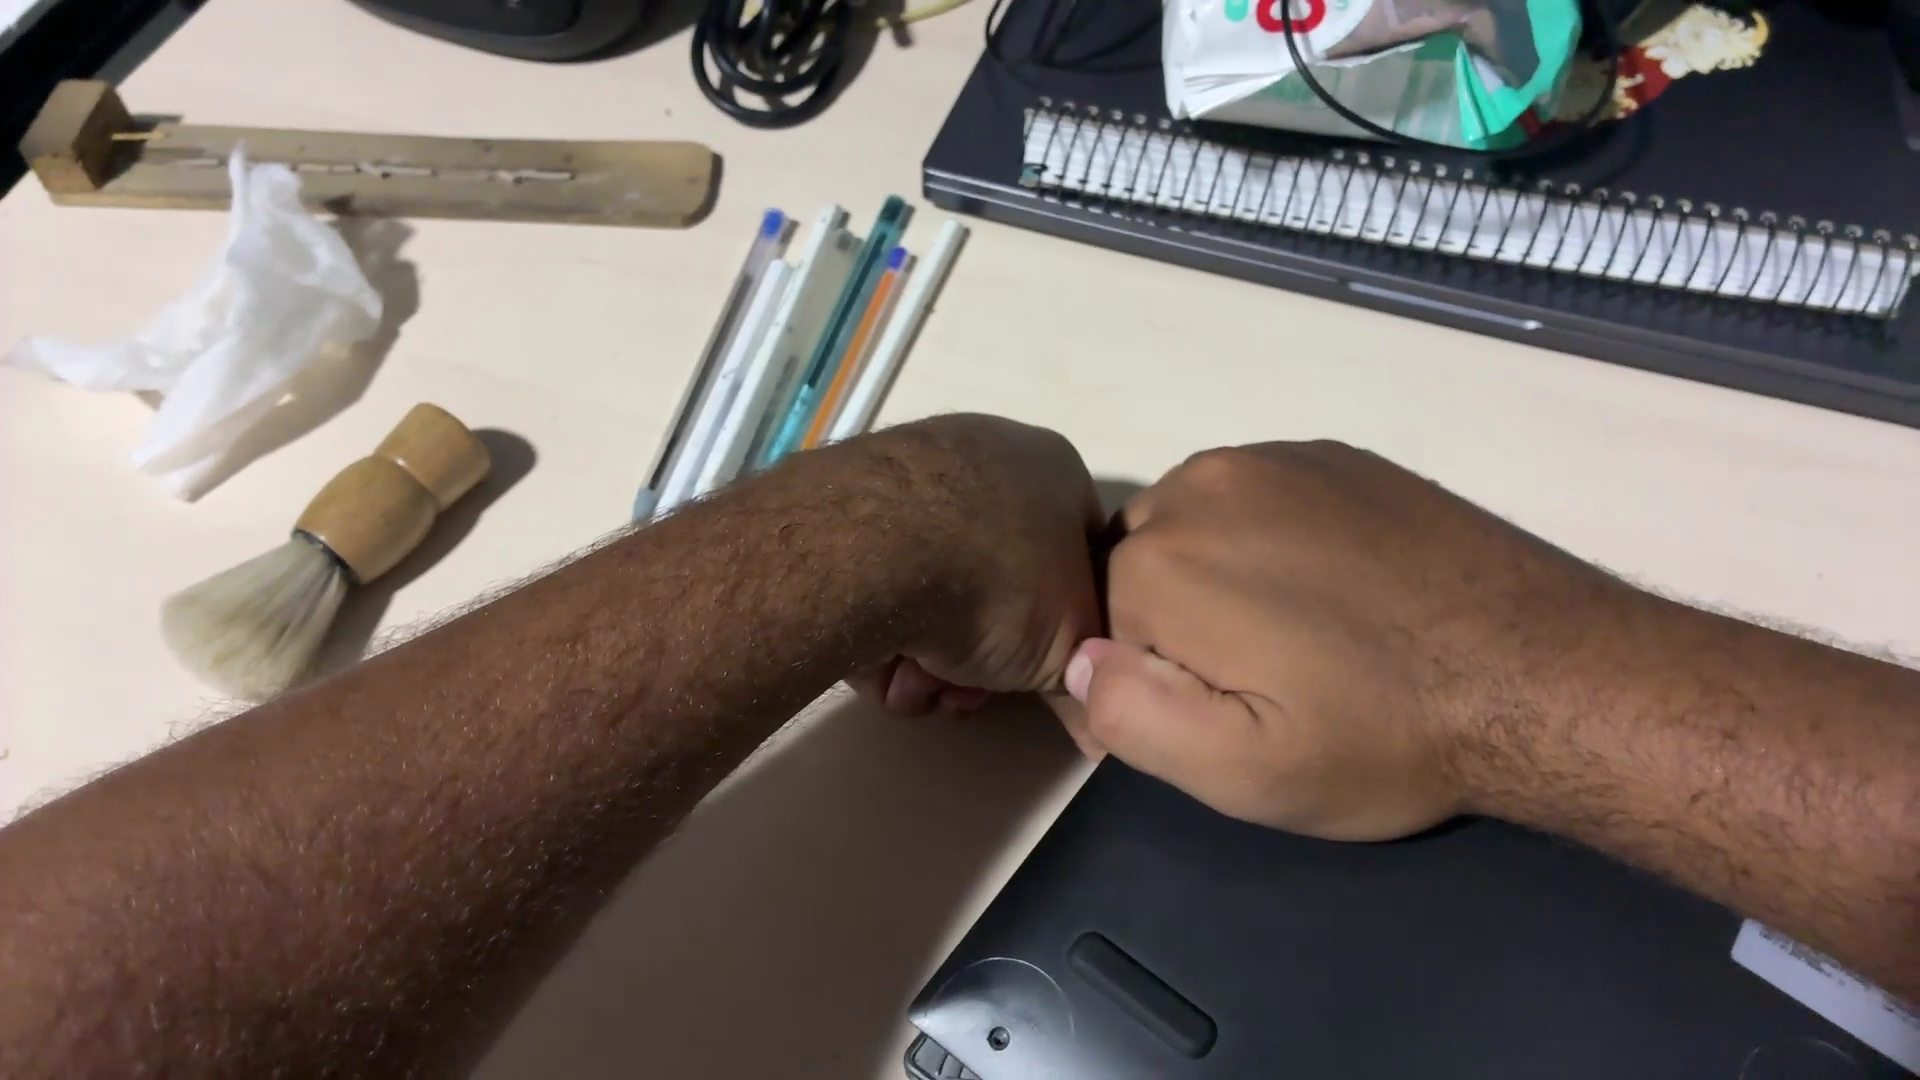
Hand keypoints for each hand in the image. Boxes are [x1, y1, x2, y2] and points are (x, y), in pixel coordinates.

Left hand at [845, 415, 1105, 715]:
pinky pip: (883, 580)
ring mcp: (912, 478)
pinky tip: (879, 663)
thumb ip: (1083, 660)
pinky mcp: (851, 507)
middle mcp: (985, 457)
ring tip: (915, 687)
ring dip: (930, 657)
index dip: (1063, 625)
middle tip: (965, 695)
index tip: (1037, 669)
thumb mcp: (1074, 641)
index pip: (1077, 554)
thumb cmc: (1001, 582)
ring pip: (935, 589)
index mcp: (1054, 468)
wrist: (879, 554)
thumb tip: (1077, 687)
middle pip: (997, 583)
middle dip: (983, 655)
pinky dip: (884, 628)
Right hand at [1059, 442, 1636, 840]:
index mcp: (1158, 563)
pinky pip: (1252, 493)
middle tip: (1255, 673)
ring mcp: (1268, 457)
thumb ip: (1132, 716)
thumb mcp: (1241, 771)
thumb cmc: (1379, 735)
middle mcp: (1197, 486)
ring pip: (1190, 521)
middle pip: (1139, 561)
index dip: (1147, 674)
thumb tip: (1082, 661)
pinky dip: (1262, 534)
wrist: (1545, 674)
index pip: (1101, 620)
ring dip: (1212, 571)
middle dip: (1171, 616)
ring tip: (1290, 626)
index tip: (1214, 713)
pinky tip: (1326, 581)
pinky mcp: (1327, 453)